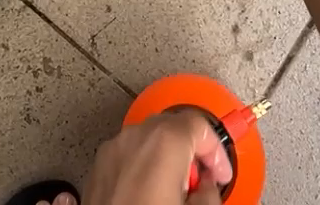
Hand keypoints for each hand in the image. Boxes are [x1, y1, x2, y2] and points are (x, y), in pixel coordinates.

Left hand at [82, 109, 232, 204]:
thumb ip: (209, 194)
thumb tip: (207, 189)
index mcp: (164, 142)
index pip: (199, 124)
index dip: (217, 150)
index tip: (221, 173)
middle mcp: (135, 136)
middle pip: (172, 127)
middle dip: (192, 151)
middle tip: (204, 180)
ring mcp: (113, 149)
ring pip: (148, 140)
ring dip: (167, 159)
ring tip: (176, 192)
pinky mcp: (98, 167)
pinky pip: (129, 155)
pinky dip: (143, 166)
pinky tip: (149, 196)